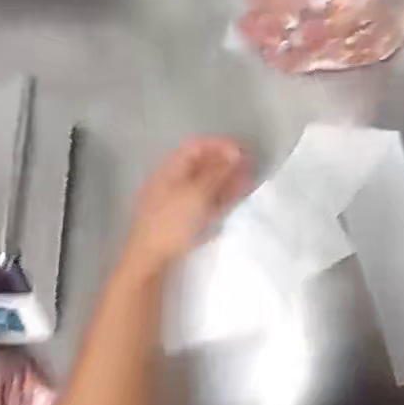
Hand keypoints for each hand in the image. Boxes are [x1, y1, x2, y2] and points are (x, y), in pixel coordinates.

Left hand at [119, 137, 250, 277]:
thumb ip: (217, 172)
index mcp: (171, 169)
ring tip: (250, 178)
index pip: (197, 147)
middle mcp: (175, 181)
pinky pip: (208, 200)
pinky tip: (238, 194)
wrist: (151, 259)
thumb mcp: (196, 194)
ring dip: (228, 179)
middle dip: (227, 163)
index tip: (243, 151)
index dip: (220, 145)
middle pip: (204, 164)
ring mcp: (181, 200)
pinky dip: (223, 194)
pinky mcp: (187, 218)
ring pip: (208, 183)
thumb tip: (236, 153)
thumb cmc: (171, 222)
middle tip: (251, 165)